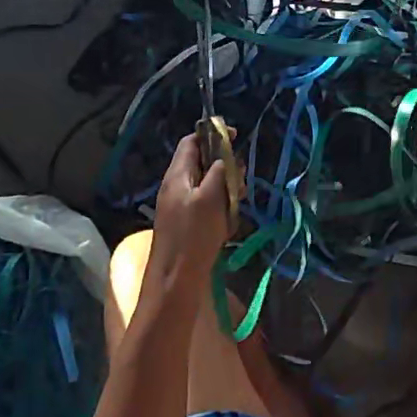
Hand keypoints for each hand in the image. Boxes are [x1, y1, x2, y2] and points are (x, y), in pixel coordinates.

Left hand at [146, 134, 232, 298]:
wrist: (175, 281)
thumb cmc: (193, 236)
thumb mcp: (210, 198)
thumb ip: (217, 172)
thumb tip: (223, 156)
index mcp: (177, 175)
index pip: (191, 142)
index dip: (212, 135)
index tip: (236, 138)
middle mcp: (176, 187)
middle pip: (200, 163)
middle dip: (223, 166)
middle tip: (240, 179)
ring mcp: (179, 206)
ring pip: (206, 185)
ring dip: (224, 188)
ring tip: (236, 202)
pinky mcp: (186, 224)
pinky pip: (206, 205)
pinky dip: (220, 207)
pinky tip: (229, 223)